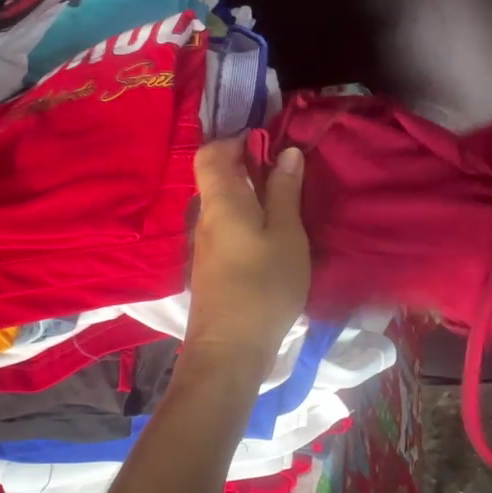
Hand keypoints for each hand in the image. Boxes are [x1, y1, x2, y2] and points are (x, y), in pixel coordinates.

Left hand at [185, 138, 310, 379]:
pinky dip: (246, 218)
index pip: (210, 153)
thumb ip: (285, 192)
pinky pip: (225, 226)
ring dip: (250, 194)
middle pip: (216, 177)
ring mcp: (205, 244)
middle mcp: (205, 217)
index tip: (268, 143)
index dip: (234, 140)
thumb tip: (286, 152)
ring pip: (223, 203)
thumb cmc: (263, 285)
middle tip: (286, 171)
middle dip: (247, 166)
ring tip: (285, 202)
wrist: (229, 352)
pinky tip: (272, 235)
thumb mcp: (287, 234)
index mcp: (221, 201)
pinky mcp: (211, 267)